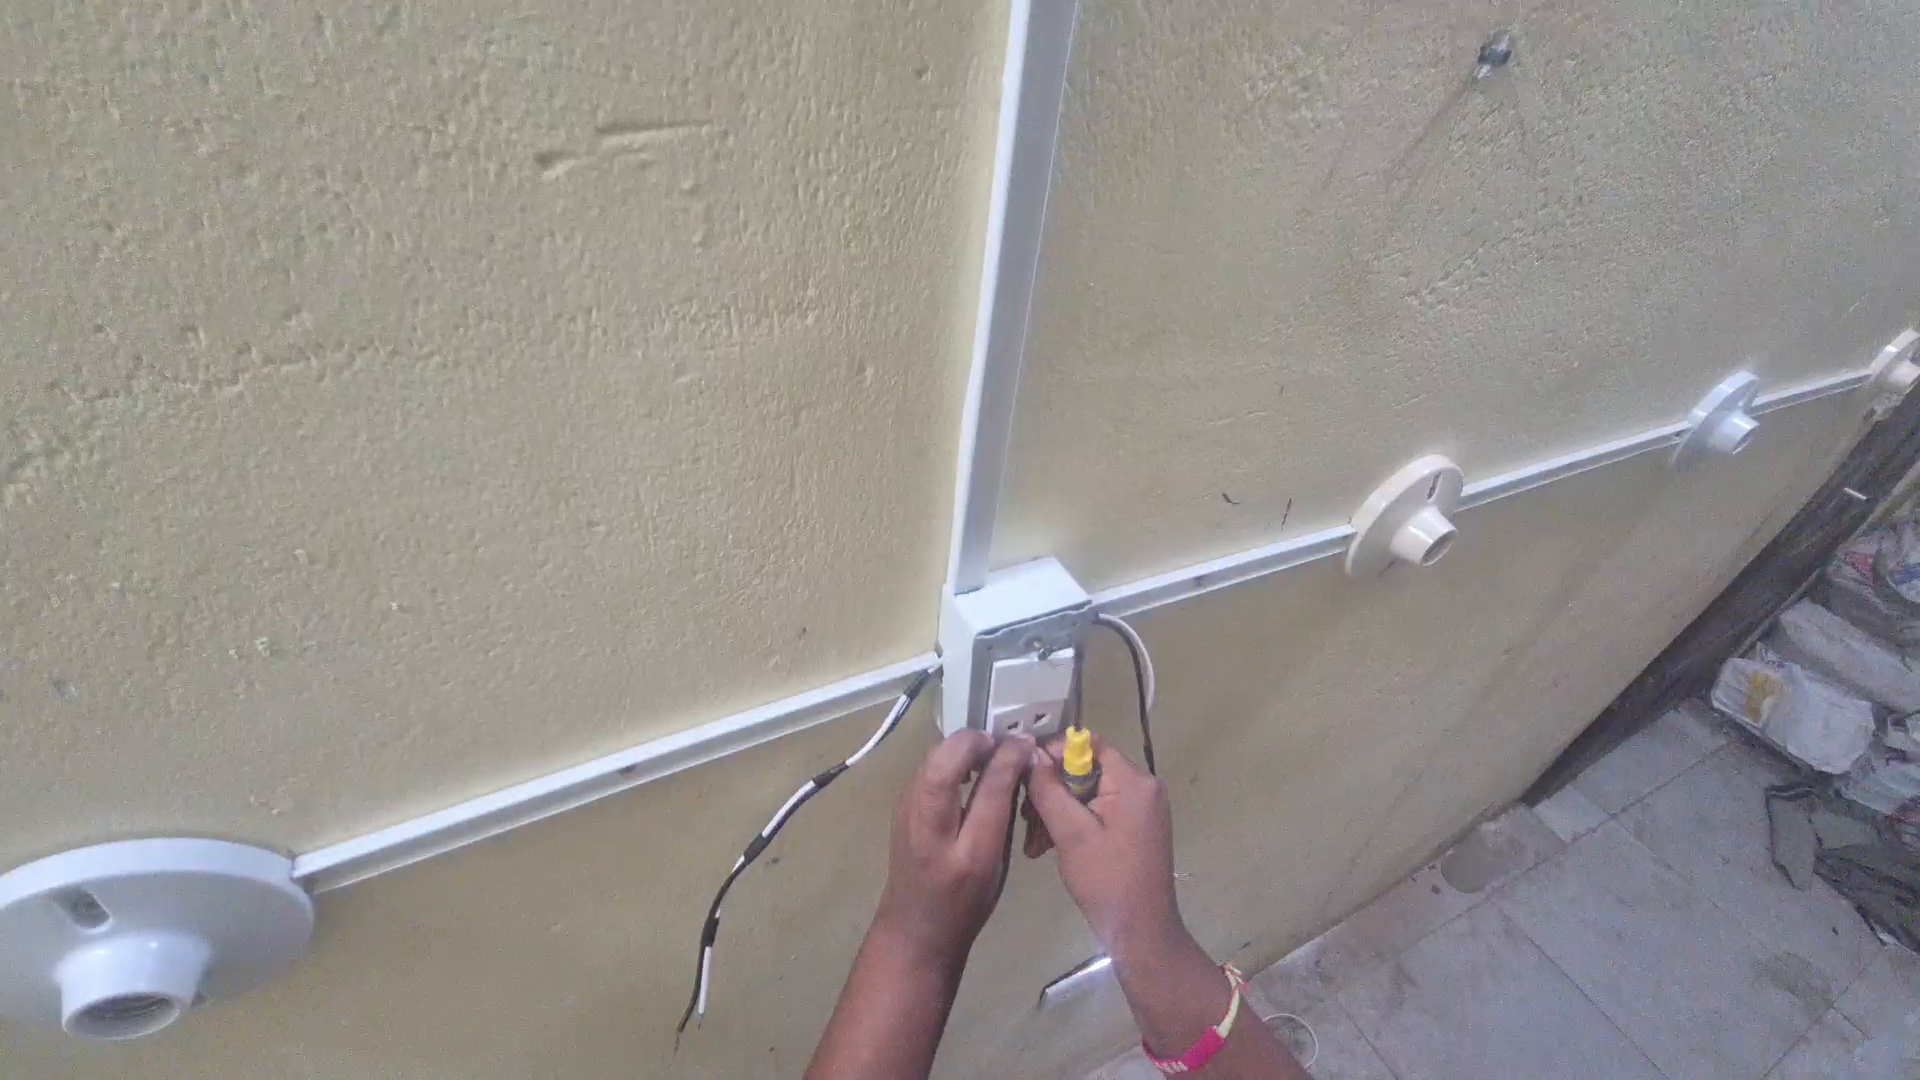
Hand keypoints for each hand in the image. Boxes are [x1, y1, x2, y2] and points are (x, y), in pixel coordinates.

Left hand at [874, 730, 1033, 964]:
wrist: (915, 928)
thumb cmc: (965, 902)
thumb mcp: (996, 863)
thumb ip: (1005, 813)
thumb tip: (1017, 763)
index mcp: (966, 851)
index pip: (989, 786)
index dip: (1009, 756)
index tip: (1025, 743)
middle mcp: (929, 825)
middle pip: (946, 760)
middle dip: (976, 742)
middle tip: (1002, 746)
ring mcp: (906, 810)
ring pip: (933, 757)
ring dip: (961, 747)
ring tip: (987, 755)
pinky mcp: (901, 804)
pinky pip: (927, 767)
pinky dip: (948, 757)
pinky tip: (965, 769)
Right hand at [1024, 736, 1181, 956]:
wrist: (1141, 933)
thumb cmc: (1106, 880)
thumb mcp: (1070, 832)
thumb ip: (1048, 788)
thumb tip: (1029, 752)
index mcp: (1134, 781)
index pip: (1088, 744)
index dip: (1054, 753)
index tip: (1027, 776)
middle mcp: (1143, 786)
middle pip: (1086, 769)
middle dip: (1052, 791)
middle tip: (1027, 820)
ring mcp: (1142, 807)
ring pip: (1088, 791)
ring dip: (1059, 811)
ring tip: (1036, 843)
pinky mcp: (1136, 825)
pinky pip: (1099, 808)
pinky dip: (1075, 822)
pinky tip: (1051, 846)